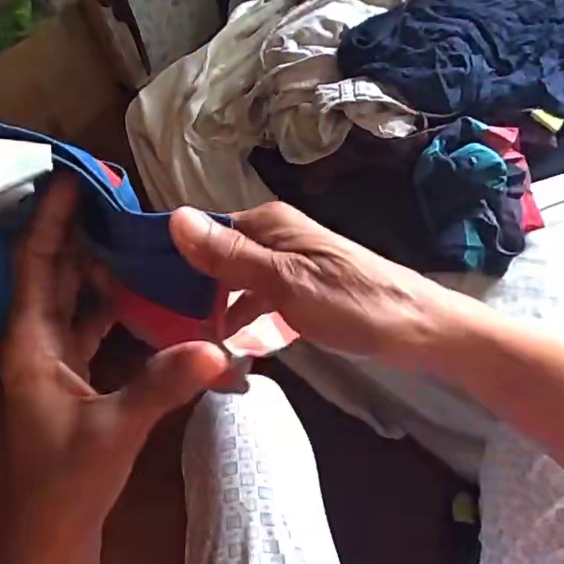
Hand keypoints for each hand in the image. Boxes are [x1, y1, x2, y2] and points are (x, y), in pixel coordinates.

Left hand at [1, 176, 231, 530]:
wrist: (55, 532)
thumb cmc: (69, 480)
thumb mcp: (117, 428)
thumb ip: (163, 384)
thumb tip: (217, 349)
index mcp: (31, 345)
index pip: (35, 265)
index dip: (48, 220)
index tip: (70, 179)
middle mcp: (36, 343)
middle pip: (51, 272)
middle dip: (75, 232)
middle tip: (113, 196)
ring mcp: (53, 360)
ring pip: (70, 296)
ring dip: (92, 264)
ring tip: (129, 233)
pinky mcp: (72, 376)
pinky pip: (87, 322)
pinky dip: (106, 300)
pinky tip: (135, 289)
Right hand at [168, 201, 468, 366]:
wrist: (418, 330)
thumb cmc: (352, 303)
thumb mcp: (284, 282)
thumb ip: (230, 255)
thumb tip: (174, 218)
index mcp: (269, 224)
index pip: (204, 233)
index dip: (175, 261)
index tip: (146, 298)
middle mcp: (276, 237)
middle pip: (218, 259)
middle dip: (194, 291)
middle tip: (167, 332)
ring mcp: (290, 265)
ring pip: (237, 283)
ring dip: (218, 310)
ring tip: (195, 344)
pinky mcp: (302, 291)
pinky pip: (260, 301)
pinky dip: (246, 320)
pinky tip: (234, 346)